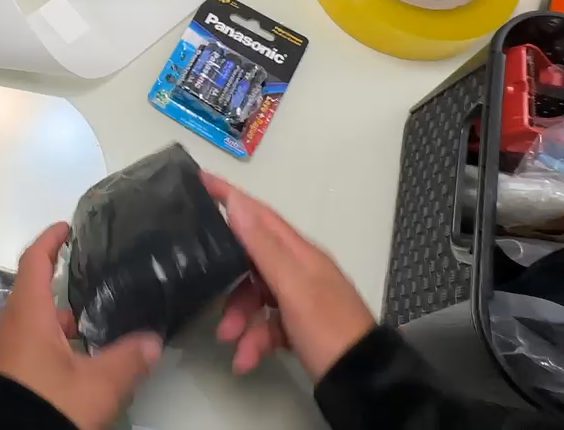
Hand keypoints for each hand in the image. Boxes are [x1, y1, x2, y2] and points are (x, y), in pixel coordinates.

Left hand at [0, 222, 164, 429]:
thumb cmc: (49, 402)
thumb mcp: (96, 385)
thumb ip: (126, 360)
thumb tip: (154, 340)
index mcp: (27, 311)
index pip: (35, 259)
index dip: (50, 240)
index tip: (66, 227)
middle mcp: (9, 321)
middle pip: (34, 291)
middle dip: (62, 287)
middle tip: (92, 287)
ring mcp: (3, 347)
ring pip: (32, 320)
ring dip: (57, 320)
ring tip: (89, 330)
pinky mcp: (3, 370)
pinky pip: (25, 341)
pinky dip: (48, 340)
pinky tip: (71, 362)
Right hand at [201, 172, 375, 380]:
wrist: (365, 386)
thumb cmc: (328, 329)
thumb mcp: (293, 287)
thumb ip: (262, 245)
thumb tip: (236, 202)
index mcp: (300, 253)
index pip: (259, 213)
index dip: (229, 195)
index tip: (198, 178)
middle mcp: (298, 269)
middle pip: (250, 258)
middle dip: (227, 276)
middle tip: (206, 288)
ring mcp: (299, 299)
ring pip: (254, 294)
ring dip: (238, 316)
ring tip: (230, 340)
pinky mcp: (298, 327)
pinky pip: (266, 324)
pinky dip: (254, 340)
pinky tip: (245, 360)